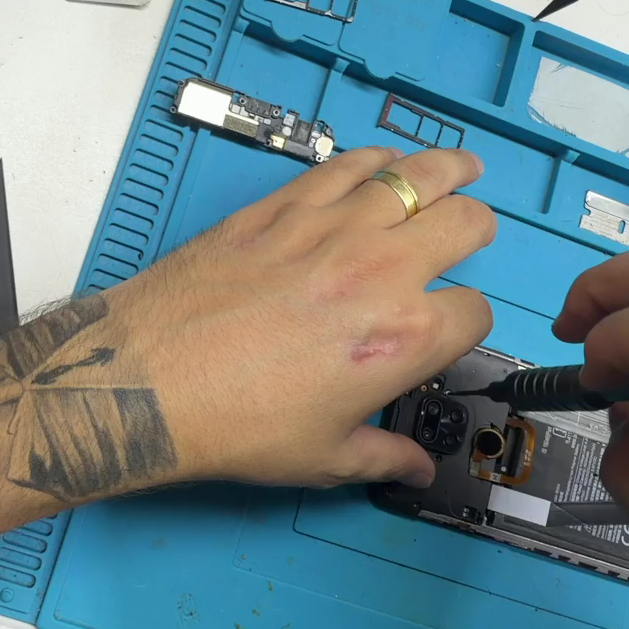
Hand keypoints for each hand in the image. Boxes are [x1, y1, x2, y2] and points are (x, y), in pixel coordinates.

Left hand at [108, 146, 494, 489]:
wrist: (151, 379)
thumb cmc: (234, 423)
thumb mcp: (322, 457)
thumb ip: (382, 456)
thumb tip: (414, 469)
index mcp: (404, 337)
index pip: (473, 313)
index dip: (467, 323)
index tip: (448, 326)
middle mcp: (380, 270)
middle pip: (464, 224)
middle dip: (476, 229)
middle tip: (470, 231)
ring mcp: (330, 228)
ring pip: (414, 175)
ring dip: (448, 170)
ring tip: (462, 167)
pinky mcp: (281, 207)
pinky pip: (345, 165)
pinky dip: (373, 159)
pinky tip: (381, 161)